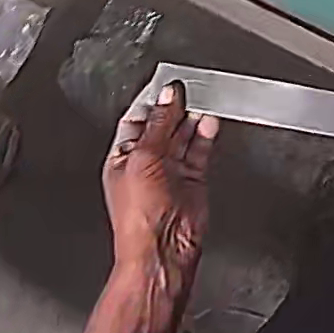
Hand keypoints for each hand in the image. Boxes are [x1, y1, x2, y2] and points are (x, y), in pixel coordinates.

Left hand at [105, 81, 218, 278]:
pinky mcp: (193, 177)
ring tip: (204, 100)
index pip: (138, 118)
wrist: (163, 248)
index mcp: (123, 157)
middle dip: (175, 106)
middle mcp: (147, 162)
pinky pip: (201, 148)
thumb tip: (168, 96)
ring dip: (193, 118)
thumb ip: (160, 124)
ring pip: (184, 134)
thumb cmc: (139, 217)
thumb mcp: (143, 158)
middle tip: (189, 89)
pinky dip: (207, 133)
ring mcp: (171, 170)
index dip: (153, 100)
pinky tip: (211, 121)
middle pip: (164, 124)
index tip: (167, 84)